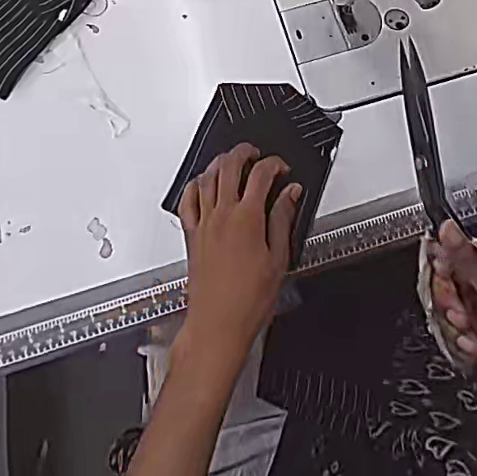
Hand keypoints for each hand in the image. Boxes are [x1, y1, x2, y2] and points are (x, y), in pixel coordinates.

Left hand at [177, 143, 301, 373]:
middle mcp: (221, 215)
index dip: (274, 164)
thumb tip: (289, 195)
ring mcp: (203, 223)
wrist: (218, 323)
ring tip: (231, 161)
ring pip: (206, 178)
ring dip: (219, 163)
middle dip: (243, 152)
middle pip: (228, 166)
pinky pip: (187, 200)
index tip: (282, 169)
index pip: (260, 175)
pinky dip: (194, 186)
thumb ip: (283, 219)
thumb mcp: (278, 258)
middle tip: (255, 154)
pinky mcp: (191, 235)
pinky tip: (201, 184)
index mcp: (246, 218)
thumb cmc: (248, 299)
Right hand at [427, 219, 476, 440]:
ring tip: (475, 340)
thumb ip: (469, 262)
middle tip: (462, 317)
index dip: (441, 269)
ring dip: (454, 329)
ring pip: (443, 311)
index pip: (450, 251)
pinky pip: (451, 334)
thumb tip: (448, 228)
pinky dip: (460, 346)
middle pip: (443, 282)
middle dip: (447, 303)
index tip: (445, 285)